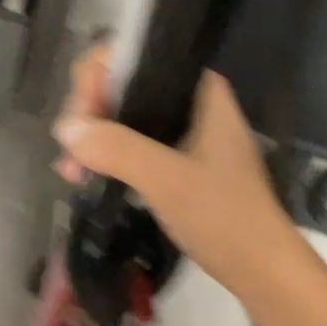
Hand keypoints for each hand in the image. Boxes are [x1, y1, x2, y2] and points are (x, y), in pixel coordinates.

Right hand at [50, 45, 307, 296]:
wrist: (262, 269)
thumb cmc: (224, 216)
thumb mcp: (166, 179)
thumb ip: (117, 148)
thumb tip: (64, 128)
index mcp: (198, 90)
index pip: (137, 56)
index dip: (100, 76)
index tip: (81, 115)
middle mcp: (190, 103)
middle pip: (125, 85)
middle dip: (89, 112)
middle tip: (68, 151)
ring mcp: (184, 134)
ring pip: (125, 118)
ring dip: (93, 137)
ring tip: (70, 171)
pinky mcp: (178, 164)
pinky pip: (133, 146)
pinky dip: (108, 157)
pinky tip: (83, 177)